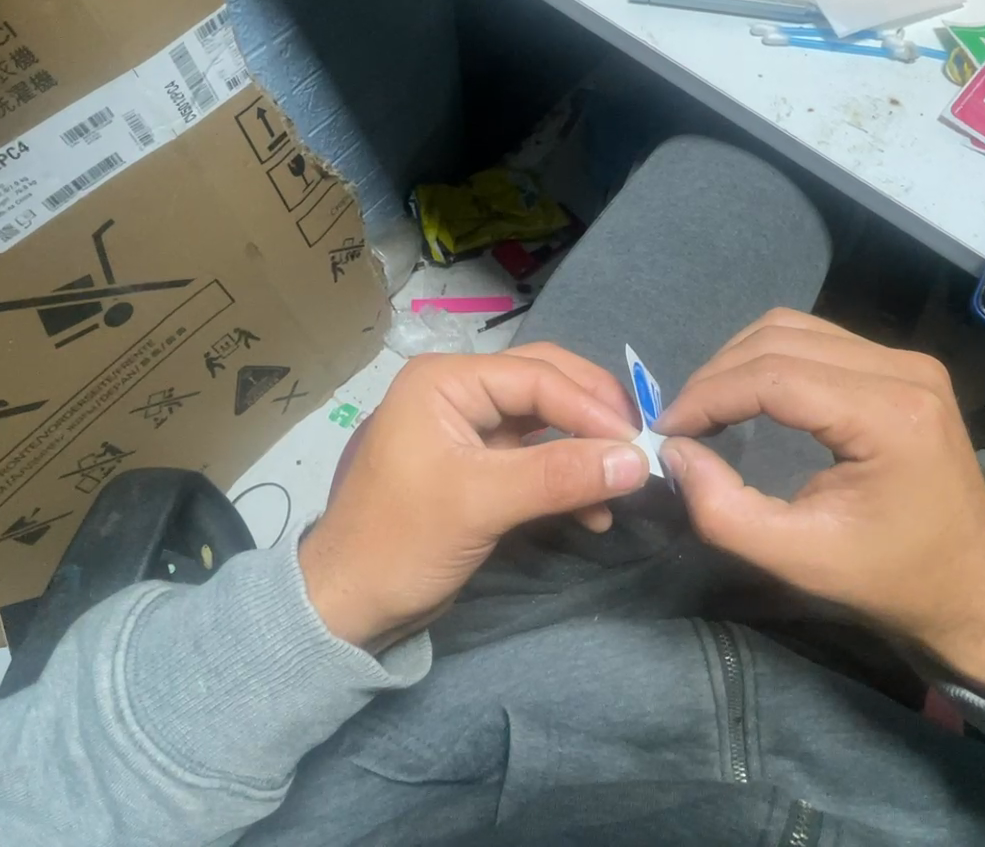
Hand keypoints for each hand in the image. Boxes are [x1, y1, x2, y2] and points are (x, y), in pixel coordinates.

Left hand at [299, 344, 647, 652]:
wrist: (346, 608)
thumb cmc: (399, 543)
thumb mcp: (480, 504)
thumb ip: (559, 475)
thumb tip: (637, 461)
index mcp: (446, 380)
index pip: (537, 376)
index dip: (593, 408)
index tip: (639, 447)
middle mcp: (458, 391)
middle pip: (546, 384)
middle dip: (594, 416)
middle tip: (637, 449)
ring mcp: (470, 428)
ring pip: (546, 421)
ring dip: (585, 450)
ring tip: (622, 484)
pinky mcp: (479, 466)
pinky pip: (537, 457)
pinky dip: (566, 478)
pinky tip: (594, 513)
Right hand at [655, 310, 984, 694]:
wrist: (973, 588)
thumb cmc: (889, 579)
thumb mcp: (797, 560)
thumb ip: (723, 510)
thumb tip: (674, 451)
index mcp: (889, 415)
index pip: (774, 375)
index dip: (709, 395)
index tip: (667, 429)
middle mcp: (903, 369)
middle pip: (779, 339)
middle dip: (716, 376)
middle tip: (682, 423)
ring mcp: (906, 360)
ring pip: (793, 328)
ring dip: (738, 362)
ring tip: (708, 408)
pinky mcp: (901, 365)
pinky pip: (815, 339)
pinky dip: (767, 360)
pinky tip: (748, 395)